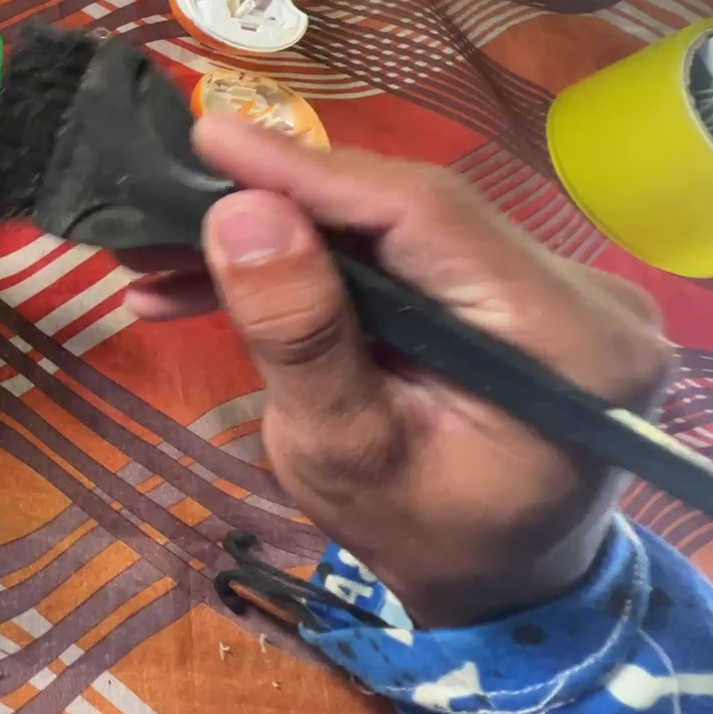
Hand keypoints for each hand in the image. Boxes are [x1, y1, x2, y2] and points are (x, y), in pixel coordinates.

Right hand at [125, 114, 672, 627]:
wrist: (482, 577)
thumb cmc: (415, 531)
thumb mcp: (339, 447)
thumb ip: (297, 332)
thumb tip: (239, 213)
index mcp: (561, 337)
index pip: (421, 213)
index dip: (304, 169)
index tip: (207, 136)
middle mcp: (561, 290)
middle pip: (389, 209)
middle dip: (261, 201)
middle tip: (161, 194)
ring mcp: (517, 284)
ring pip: (362, 225)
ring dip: (252, 236)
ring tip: (150, 253)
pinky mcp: (469, 288)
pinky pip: (362, 253)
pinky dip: (276, 263)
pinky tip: (188, 283)